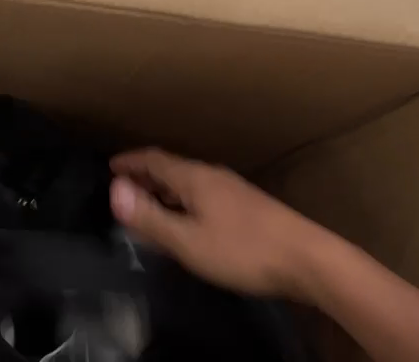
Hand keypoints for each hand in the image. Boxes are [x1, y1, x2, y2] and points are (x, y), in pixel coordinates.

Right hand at [109, 148, 336, 302]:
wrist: (308, 260)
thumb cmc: (242, 249)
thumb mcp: (188, 241)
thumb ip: (150, 218)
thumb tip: (114, 190)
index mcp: (193, 177)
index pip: (153, 159)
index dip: (130, 162)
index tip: (110, 167)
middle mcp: (211, 174)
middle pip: (170, 168)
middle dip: (145, 176)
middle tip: (124, 190)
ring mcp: (232, 189)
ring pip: (188, 182)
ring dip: (165, 190)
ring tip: (151, 207)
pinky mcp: (247, 207)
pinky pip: (203, 194)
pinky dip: (184, 201)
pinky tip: (190, 222)